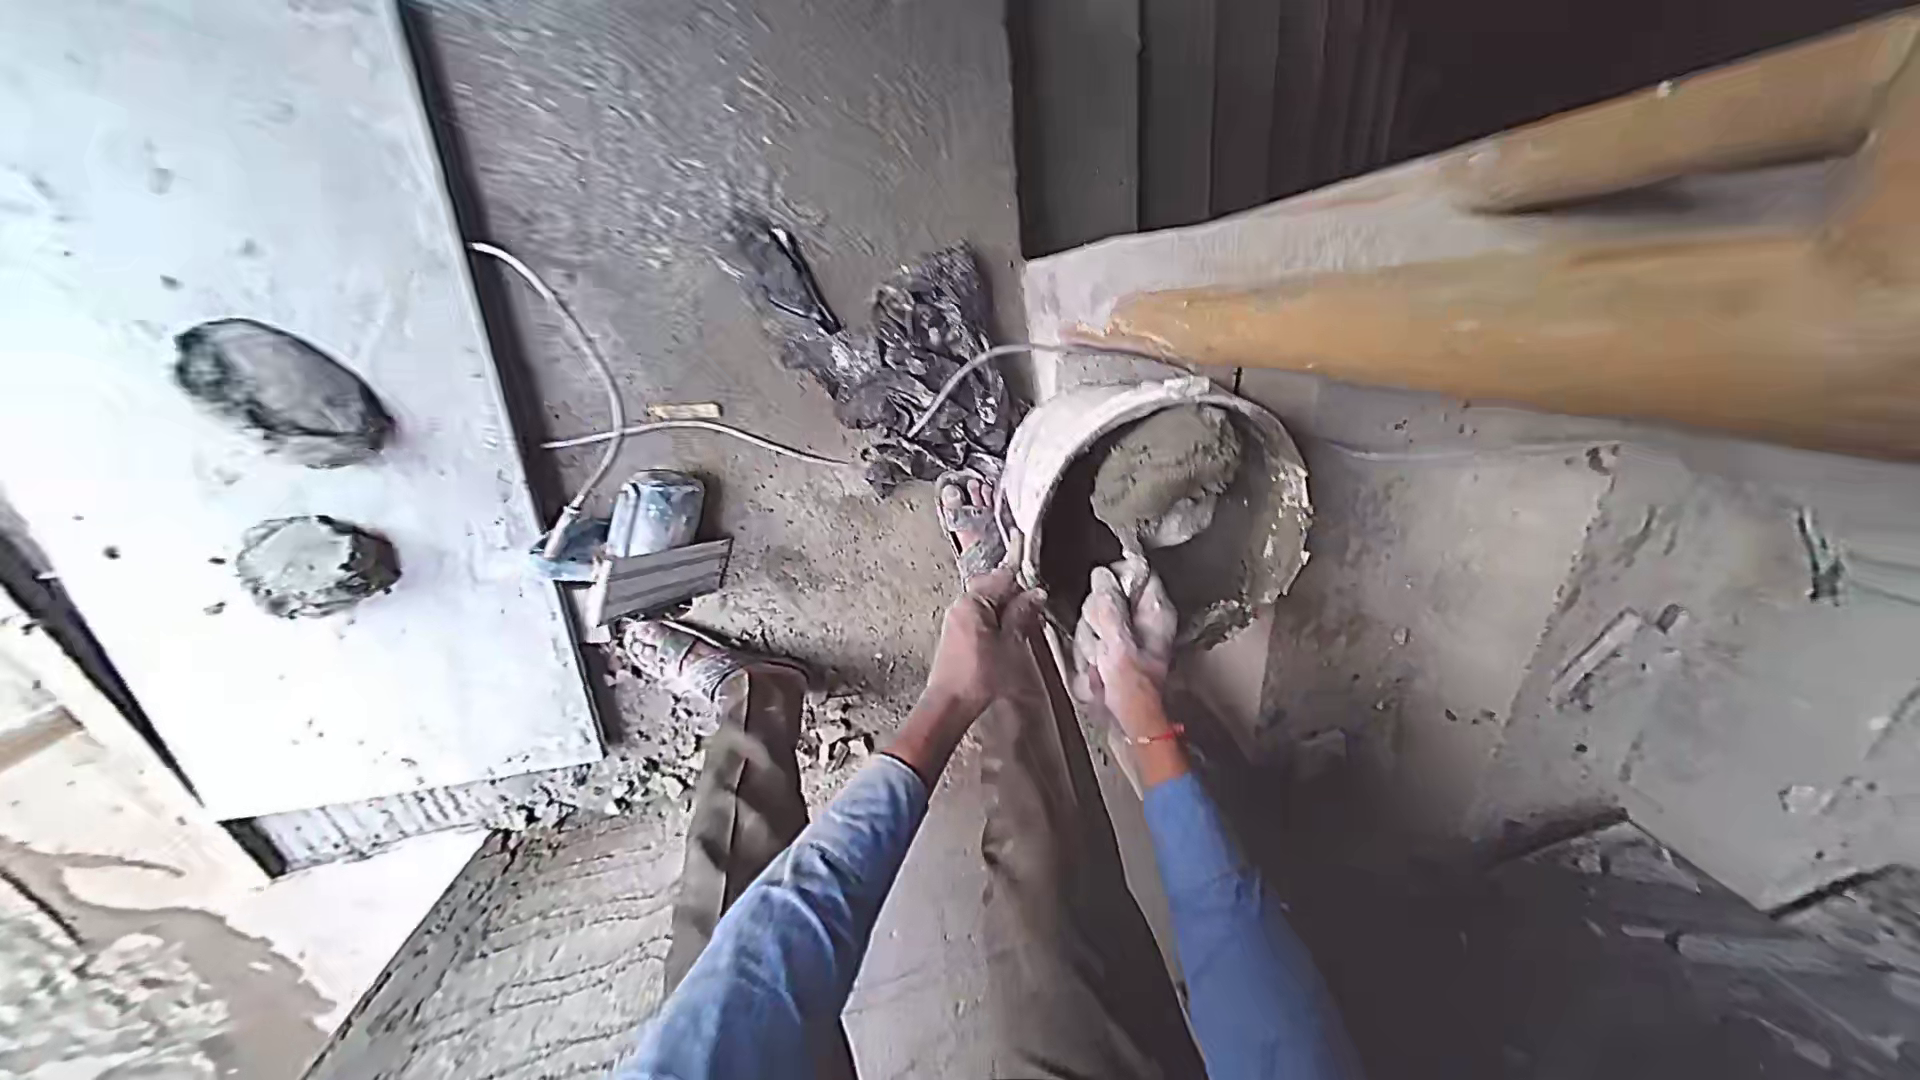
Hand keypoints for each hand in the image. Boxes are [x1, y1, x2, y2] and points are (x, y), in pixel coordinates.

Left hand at [923, 548, 1048, 723]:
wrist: (951, 703)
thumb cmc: (979, 676)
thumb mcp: (1010, 642)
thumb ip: (1021, 614)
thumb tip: (1035, 594)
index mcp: (972, 601)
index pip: (1001, 577)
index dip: (1023, 583)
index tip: (1039, 595)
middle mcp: (960, 606)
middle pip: (992, 588)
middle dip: (1015, 598)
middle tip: (1035, 613)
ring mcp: (956, 620)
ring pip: (987, 604)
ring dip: (1007, 612)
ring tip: (1024, 628)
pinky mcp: (957, 635)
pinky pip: (979, 618)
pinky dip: (996, 623)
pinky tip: (1008, 638)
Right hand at [1073, 558, 1176, 735]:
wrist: (1129, 723)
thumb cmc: (1134, 691)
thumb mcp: (1119, 646)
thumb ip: (1110, 608)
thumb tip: (1103, 576)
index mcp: (1155, 612)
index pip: (1138, 571)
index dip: (1115, 576)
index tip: (1102, 593)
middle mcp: (1142, 618)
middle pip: (1107, 593)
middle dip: (1096, 617)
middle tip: (1102, 641)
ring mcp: (1125, 633)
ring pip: (1093, 615)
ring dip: (1090, 638)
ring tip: (1101, 660)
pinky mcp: (1110, 647)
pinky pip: (1088, 635)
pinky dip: (1087, 651)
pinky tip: (1096, 666)